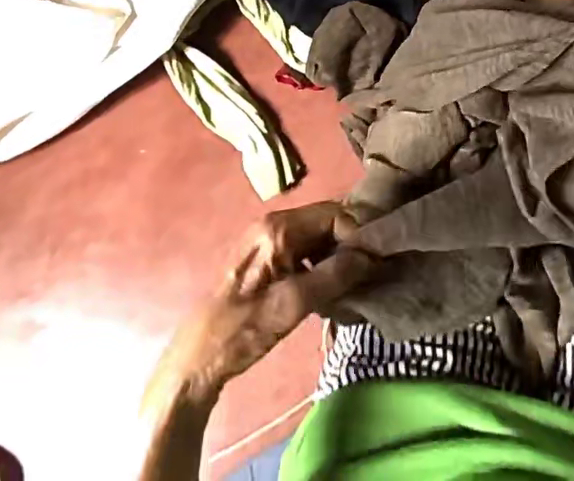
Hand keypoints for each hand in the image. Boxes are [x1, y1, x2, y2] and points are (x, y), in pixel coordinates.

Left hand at [143, 202, 373, 409]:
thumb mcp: (293, 305)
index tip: (375, 263)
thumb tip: (372, 255)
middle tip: (372, 271)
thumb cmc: (243, 330)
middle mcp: (274, 223)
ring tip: (358, 280)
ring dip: (339, 255)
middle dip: (352, 244)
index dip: (358, 235)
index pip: (335, 214)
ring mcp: (268, 239)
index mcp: (277, 227)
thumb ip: (334, 275)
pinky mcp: (267, 257)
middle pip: (327, 222)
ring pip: (318, 237)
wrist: (198, 359)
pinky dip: (323, 263)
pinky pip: (306, 249)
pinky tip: (334, 286)